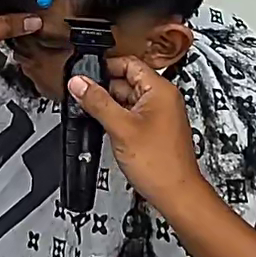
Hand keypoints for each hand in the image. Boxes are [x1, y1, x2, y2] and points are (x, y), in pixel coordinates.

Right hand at [68, 57, 209, 211]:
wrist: (176, 193)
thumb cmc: (160, 164)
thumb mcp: (120, 127)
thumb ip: (97, 102)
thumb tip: (79, 83)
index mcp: (160, 89)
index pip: (129, 63)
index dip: (105, 67)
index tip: (85, 76)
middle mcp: (163, 98)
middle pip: (127, 80)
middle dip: (104, 88)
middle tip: (84, 98)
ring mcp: (160, 113)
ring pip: (128, 98)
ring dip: (110, 105)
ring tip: (95, 116)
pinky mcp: (156, 128)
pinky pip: (133, 113)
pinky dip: (118, 118)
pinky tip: (108, 129)